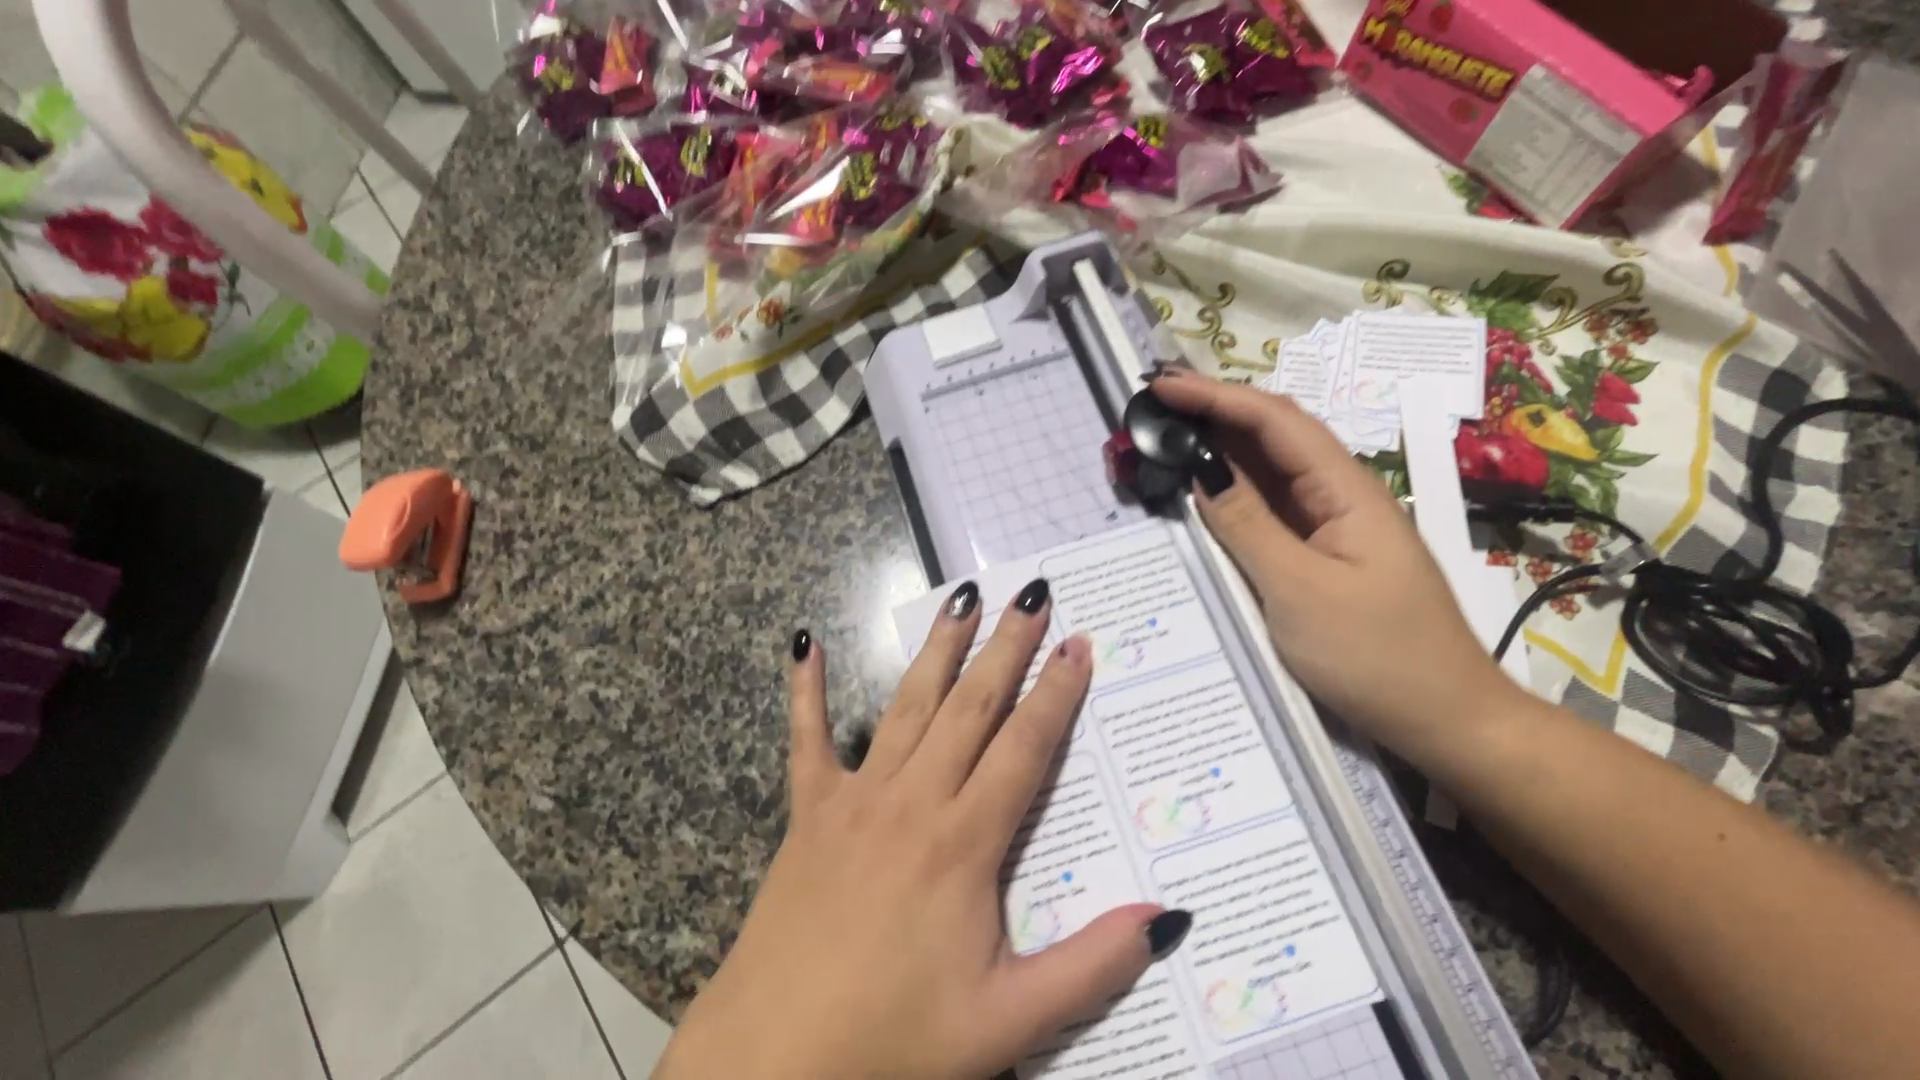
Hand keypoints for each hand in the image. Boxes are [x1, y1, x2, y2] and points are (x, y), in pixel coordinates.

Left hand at [656, 583, 1191, 1079]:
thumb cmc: (894, 1041)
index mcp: (963, 843)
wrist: (774, 1059)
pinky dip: (805, 689)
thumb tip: (1169, 916)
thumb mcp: (1009, 1021)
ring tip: (961, 598)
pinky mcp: (808, 815)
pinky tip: (803, 640)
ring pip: (906, 706)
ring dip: (938, 650)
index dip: (1057, 694)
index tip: (1079, 644)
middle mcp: (911, 802)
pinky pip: (806, 740)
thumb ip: (1091, 967)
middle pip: (970, 707)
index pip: (1024, 748)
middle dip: (1006, 647)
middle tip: (1031, 594)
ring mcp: (854, 801)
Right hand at [1152, 373, 1520, 765]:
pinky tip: (1202, 493)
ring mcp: (1333, 528)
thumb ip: (1247, 526)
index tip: (1162, 386)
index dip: (1218, 396)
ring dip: (1220, 449)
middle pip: (1275, 437)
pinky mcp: (1322, 558)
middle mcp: (1341, 497)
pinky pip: (1271, 513)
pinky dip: (1232, 495)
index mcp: (1347, 491)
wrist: (1443, 719)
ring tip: (1165, 435)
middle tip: (1153, 404)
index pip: (1277, 422)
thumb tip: (1201, 471)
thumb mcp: (1299, 591)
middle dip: (1215, 412)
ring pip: (1271, 474)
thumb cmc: (1375, 655)